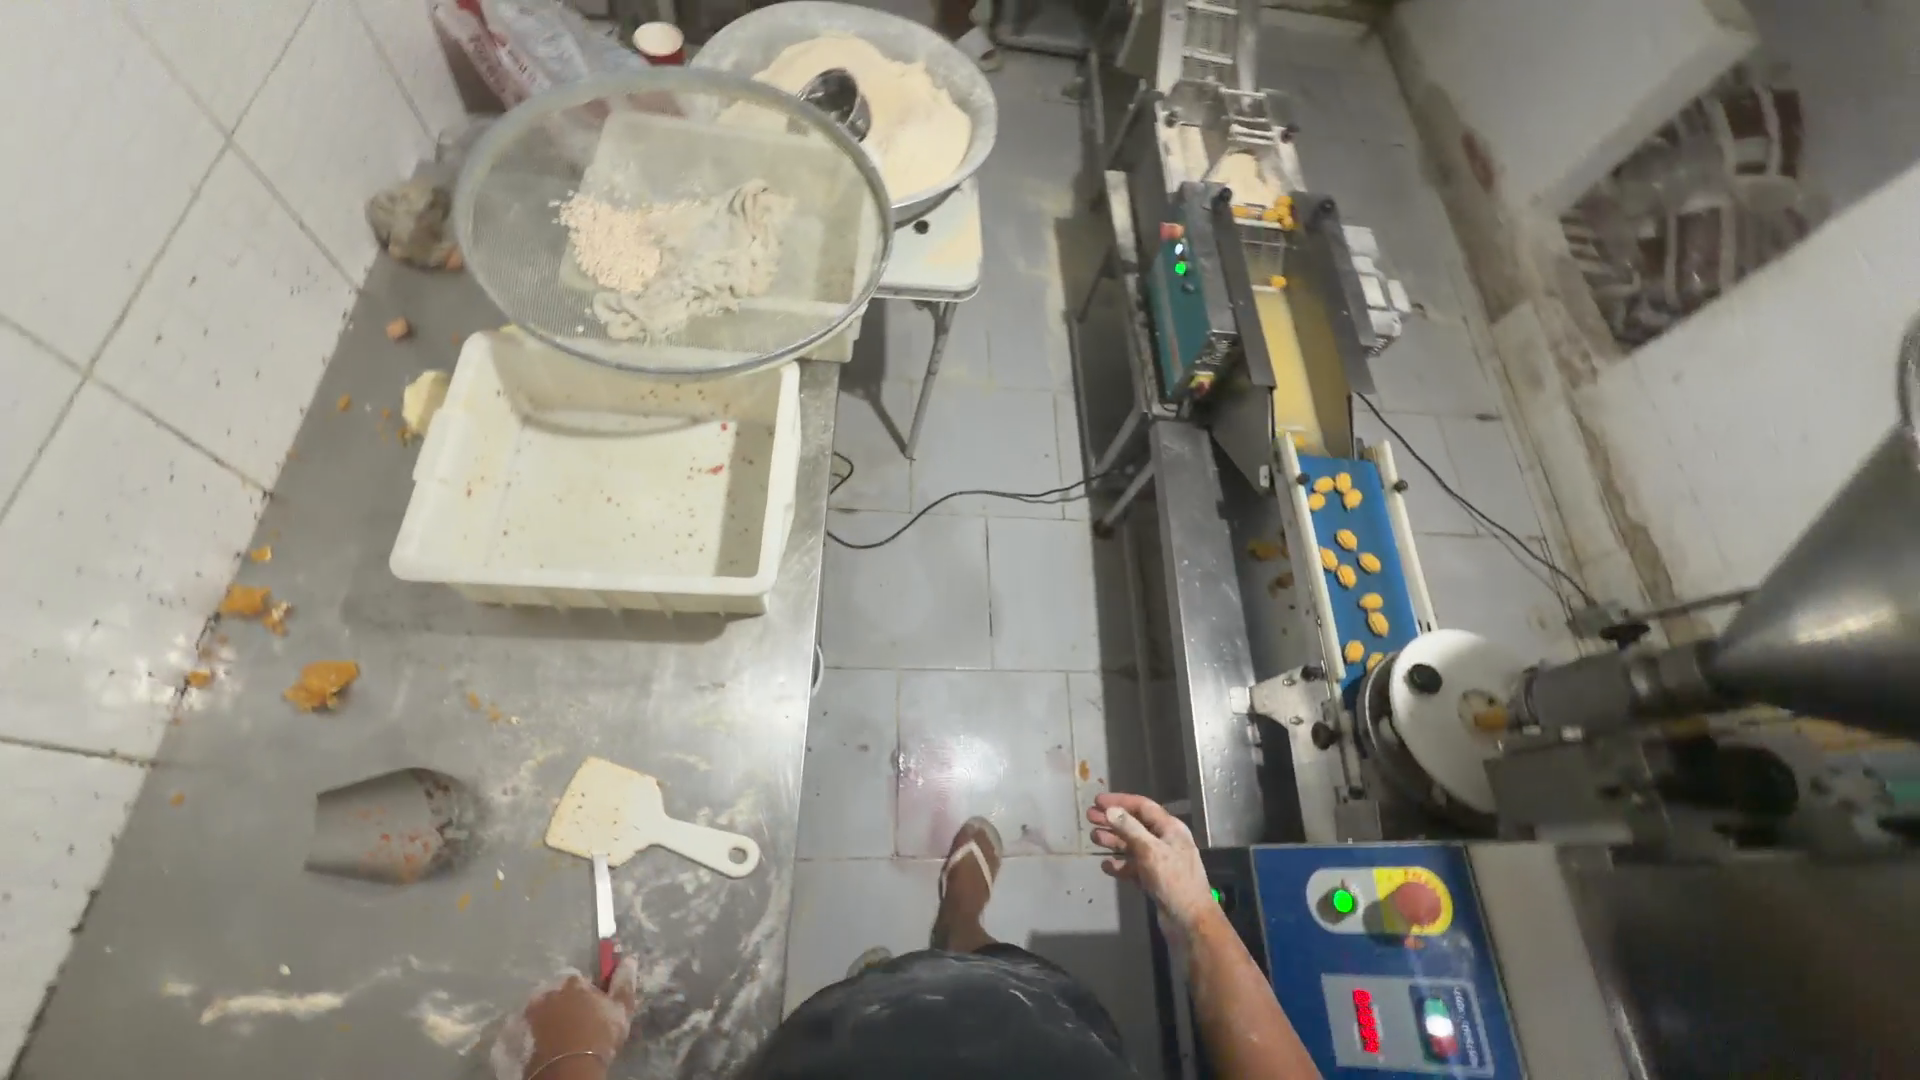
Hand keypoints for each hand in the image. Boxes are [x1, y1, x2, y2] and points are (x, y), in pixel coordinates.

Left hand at [490, 956, 639, 1079]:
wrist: (569, 1072)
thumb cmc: (599, 1036)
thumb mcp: (621, 1008)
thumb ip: (624, 981)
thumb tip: (630, 957)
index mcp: (573, 983)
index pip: (580, 980)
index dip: (588, 992)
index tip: (595, 1007)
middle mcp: (548, 994)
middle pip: (558, 994)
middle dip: (565, 1004)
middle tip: (577, 1023)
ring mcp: (530, 1017)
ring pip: (541, 1013)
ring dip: (548, 1019)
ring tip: (560, 1037)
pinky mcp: (517, 1039)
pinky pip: (527, 1032)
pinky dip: (534, 1037)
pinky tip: (545, 1048)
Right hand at [1088, 793, 1214, 934]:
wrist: (1189, 922)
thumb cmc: (1173, 880)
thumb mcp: (1150, 850)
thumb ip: (1129, 828)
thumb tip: (1110, 810)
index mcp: (1170, 828)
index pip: (1142, 806)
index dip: (1119, 801)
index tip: (1097, 801)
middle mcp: (1165, 841)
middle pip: (1135, 824)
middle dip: (1112, 820)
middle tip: (1090, 817)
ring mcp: (1159, 861)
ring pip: (1132, 845)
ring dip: (1113, 841)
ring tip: (1094, 838)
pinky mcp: (1154, 880)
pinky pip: (1133, 867)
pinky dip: (1119, 865)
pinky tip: (1106, 866)